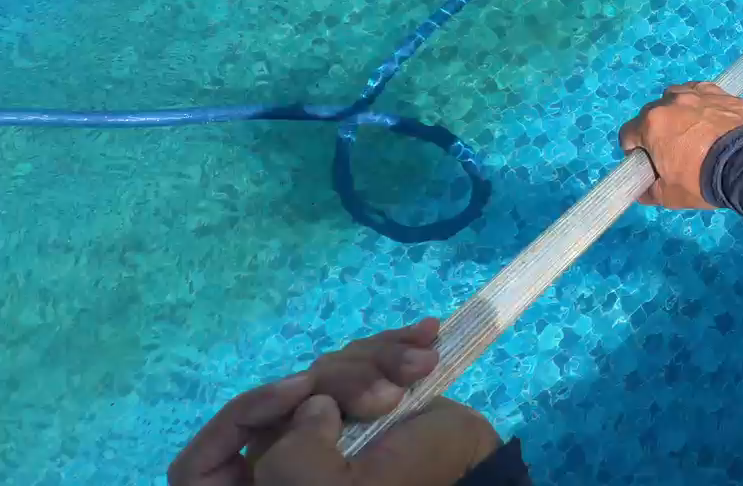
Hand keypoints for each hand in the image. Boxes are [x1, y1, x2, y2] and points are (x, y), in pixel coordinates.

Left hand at [169, 320, 499, 485]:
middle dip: (344, 381)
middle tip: (388, 394)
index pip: (202, 462)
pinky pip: (369, 354)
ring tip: (423, 367)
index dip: (243, 413)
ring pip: (331, 370)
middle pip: (285, 399)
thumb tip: (309, 407)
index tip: (301, 390)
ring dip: (383, 359)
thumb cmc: (411, 485)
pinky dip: (400, 342)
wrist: (475, 466)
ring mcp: (330, 426)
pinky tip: (429, 336)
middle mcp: (288, 460)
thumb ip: (293, 459)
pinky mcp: (371, 397)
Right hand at [618, 81, 742, 208]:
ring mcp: (700, 94)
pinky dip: (702, 102)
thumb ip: (650, 189)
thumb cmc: (703, 180)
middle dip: (657, 130)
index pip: (628, 133)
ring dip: (678, 111)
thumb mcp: (669, 195)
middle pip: (653, 113)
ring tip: (692, 131)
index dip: (634, 150)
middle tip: (672, 149)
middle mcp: (673, 102)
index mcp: (652, 124)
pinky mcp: (724, 93)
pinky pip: (704, 92)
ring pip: (678, 97)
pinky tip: (711, 116)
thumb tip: (645, 188)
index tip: (647, 161)